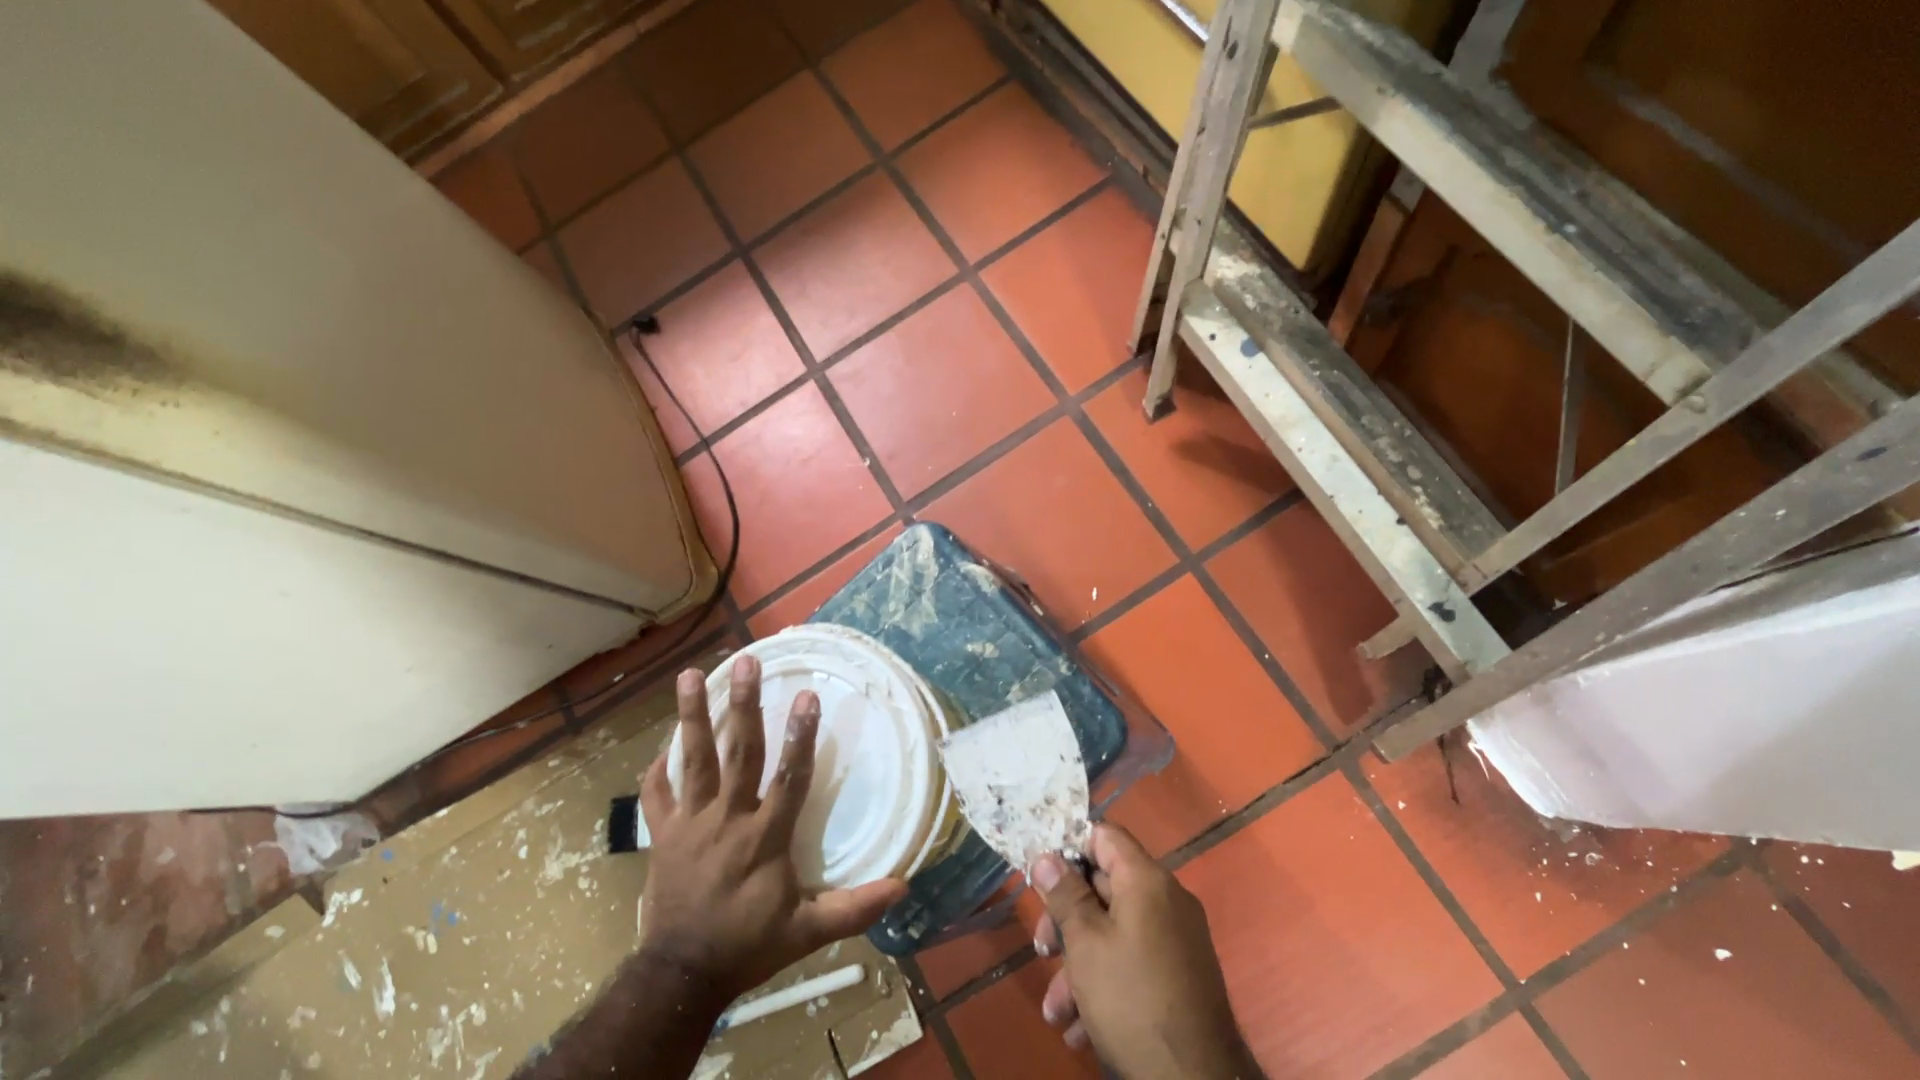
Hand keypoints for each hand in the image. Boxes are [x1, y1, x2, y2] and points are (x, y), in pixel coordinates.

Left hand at [636, 658, 907, 1003]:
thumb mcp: (808, 933)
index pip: (789, 777)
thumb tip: (903, 886)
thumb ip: (854, 908)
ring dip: (692, 716)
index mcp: (765, 837)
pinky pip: (657, 795)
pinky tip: (661, 746)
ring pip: (693, 760)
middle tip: (746, 662)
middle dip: (743, 705)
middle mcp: (728, 819)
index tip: (806, 695)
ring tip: (689, 675)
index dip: (801, 736)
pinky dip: (657, 769)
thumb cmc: (748, 946)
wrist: (681, 973)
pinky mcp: (663, 835)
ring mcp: (690, 824)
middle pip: (739, 753)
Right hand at [1029, 824, 1259, 1079]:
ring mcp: (1176, 939)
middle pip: (1104, 888)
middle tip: (1041, 951)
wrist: (1195, 1077)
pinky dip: (1104, 986)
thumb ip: (1064, 896)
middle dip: (1066, 922)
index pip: (1104, 836)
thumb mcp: (1085, 944)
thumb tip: (1046, 856)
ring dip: (1078, 968)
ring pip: (1113, 934)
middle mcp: (1166, 901)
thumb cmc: (1131, 998)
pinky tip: (1081, 1029)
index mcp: (1147, 880)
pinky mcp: (1180, 975)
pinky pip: (1133, 963)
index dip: (1069, 847)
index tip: (1040, 876)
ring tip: (1056, 1012)